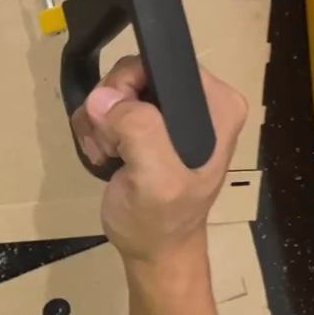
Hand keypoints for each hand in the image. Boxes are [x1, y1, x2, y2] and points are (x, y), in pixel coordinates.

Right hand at [70, 56, 248, 263]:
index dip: (131, 86)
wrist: (153, 250)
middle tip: (112, 146)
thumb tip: (103, 99)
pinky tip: (106, 156)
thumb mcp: (155, 180)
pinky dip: (96, 130)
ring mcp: (171, 112)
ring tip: (108, 156)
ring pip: (114, 89)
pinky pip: (107, 106)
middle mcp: (199, 100)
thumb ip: (138, 132)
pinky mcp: (147, 123)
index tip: (120, 126)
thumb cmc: (159, 222)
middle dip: (111, 107)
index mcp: (217, 104)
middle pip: (134, 72)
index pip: (163, 63)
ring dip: (99, 123)